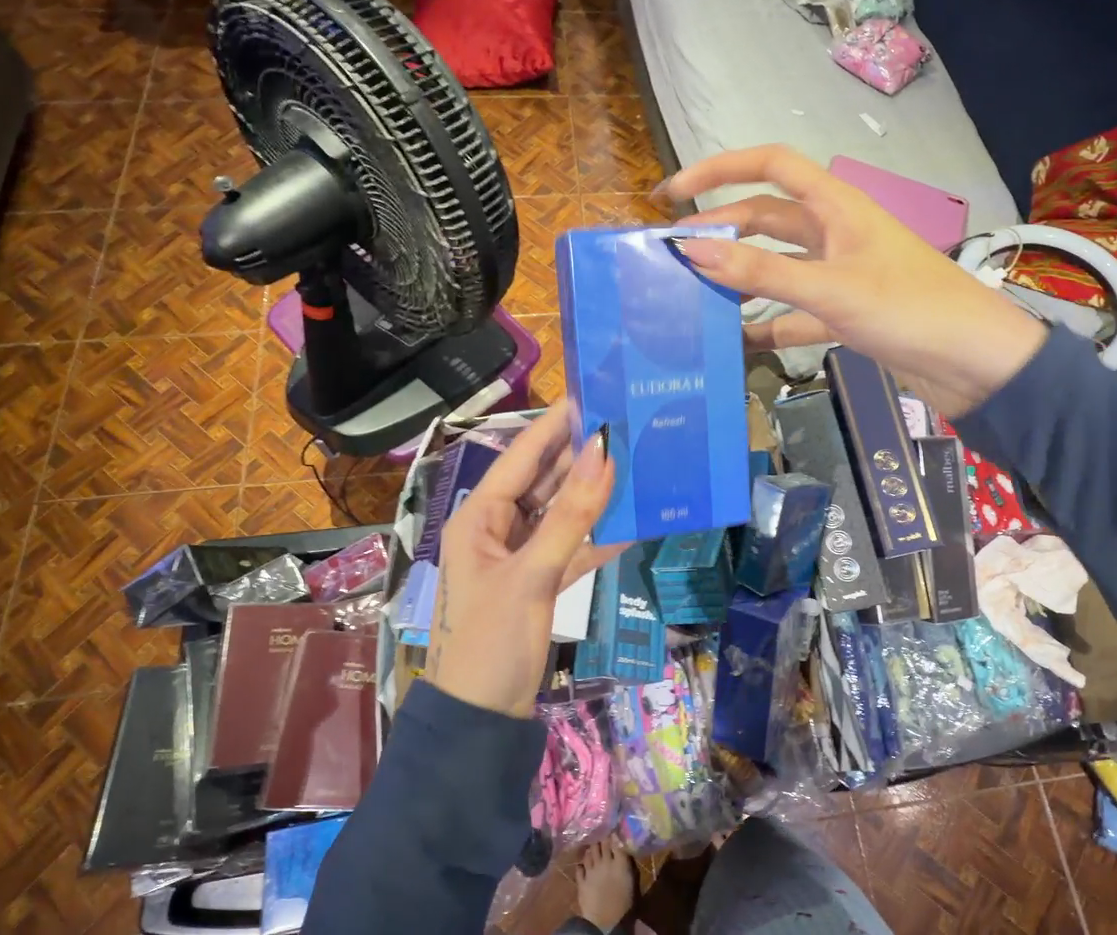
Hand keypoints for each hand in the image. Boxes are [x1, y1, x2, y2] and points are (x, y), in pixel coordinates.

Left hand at [429, 404, 624, 717]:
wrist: (480, 720)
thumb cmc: (492, 641)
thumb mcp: (531, 576)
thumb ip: (570, 517)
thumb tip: (603, 454)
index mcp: (479, 518)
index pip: (520, 457)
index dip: (554, 427)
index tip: (591, 397)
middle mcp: (497, 529)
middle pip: (543, 482)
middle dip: (581, 458)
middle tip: (627, 428)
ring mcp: (519, 557)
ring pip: (560, 514)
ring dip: (593, 496)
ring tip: (637, 465)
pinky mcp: (539, 583)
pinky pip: (571, 548)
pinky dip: (596, 537)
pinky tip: (631, 521)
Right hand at [664, 145, 1049, 417]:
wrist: (977, 364)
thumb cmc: (909, 310)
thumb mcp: (830, 289)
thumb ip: (760, 273)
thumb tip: (690, 249)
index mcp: (837, 206)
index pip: (770, 166)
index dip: (719, 169)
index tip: (673, 193)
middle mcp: (835, 232)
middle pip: (766, 218)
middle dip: (721, 228)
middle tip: (672, 253)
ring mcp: (841, 274)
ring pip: (777, 266)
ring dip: (739, 276)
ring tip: (693, 294)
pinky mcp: (846, 313)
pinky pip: (793, 312)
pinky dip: (767, 324)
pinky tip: (736, 342)